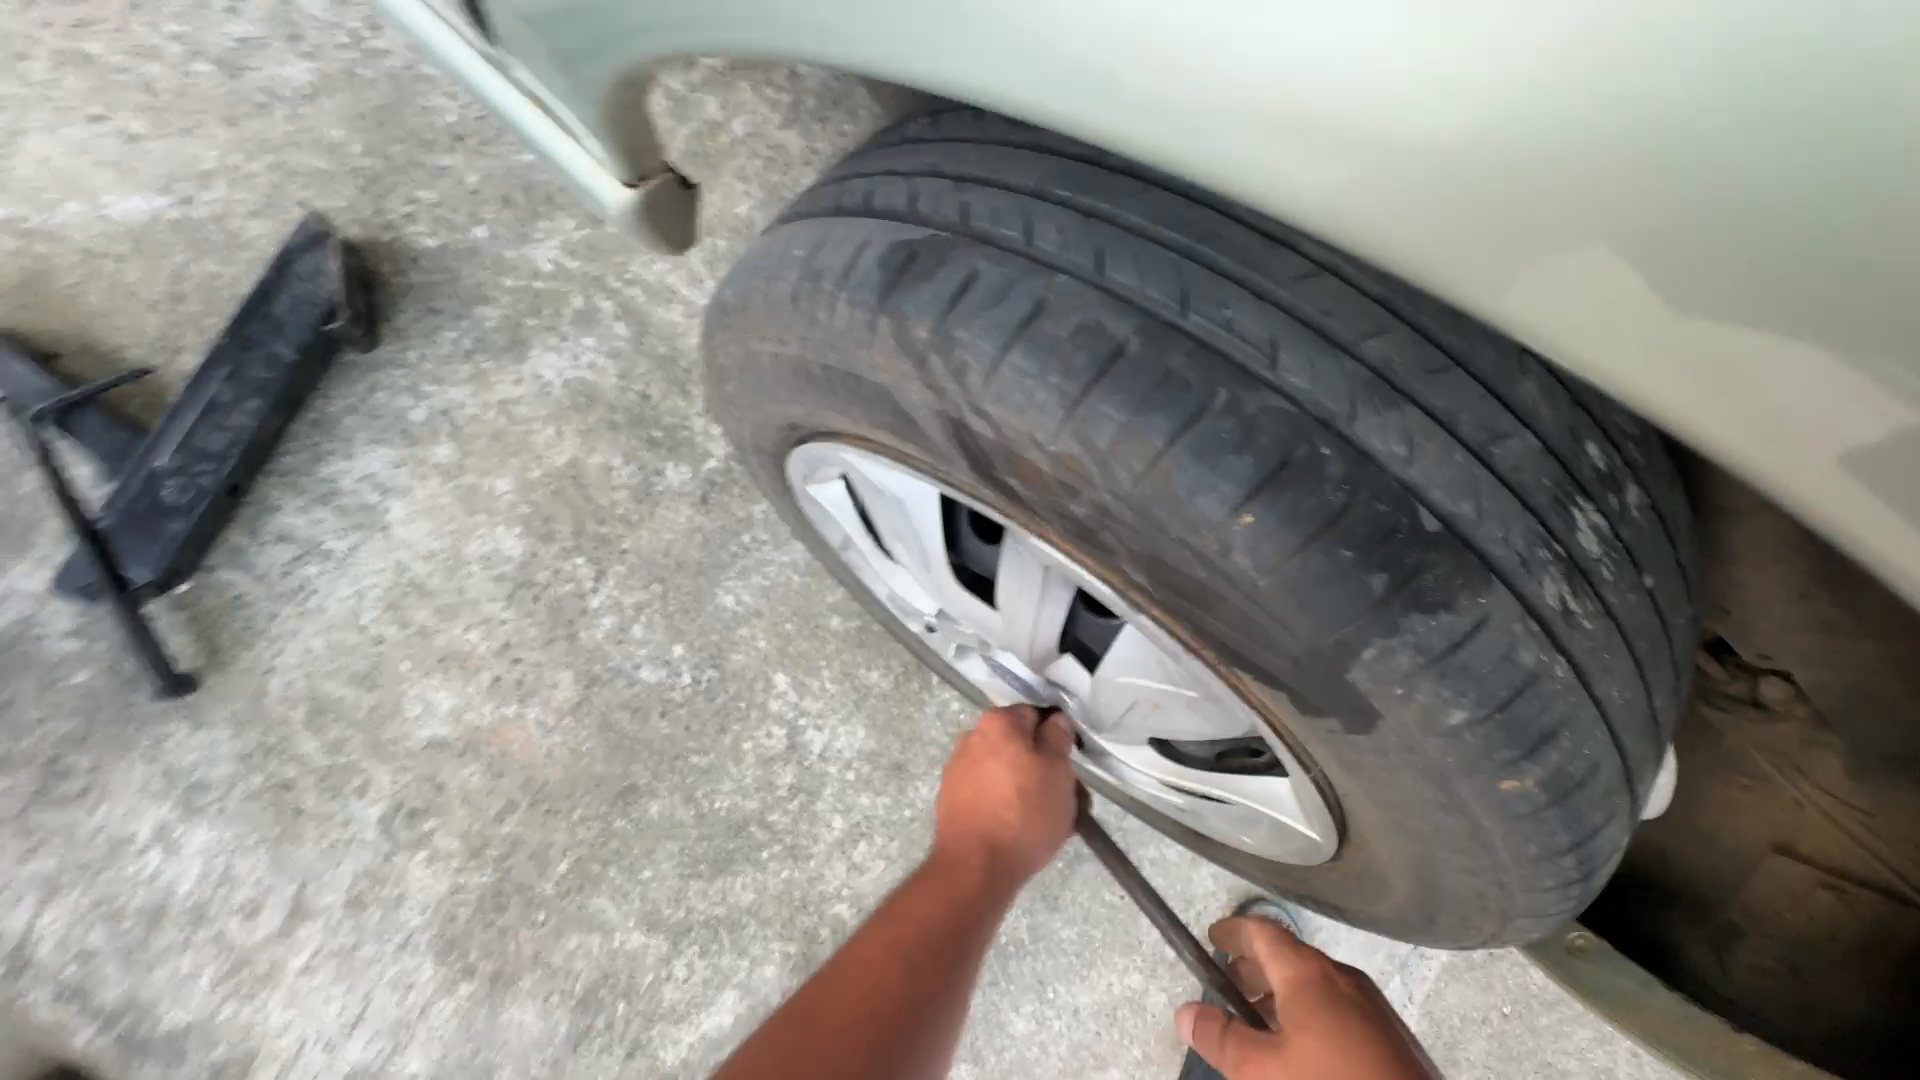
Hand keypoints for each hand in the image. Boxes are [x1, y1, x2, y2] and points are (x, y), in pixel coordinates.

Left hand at [930, 706, 1078, 889]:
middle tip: (1063, 799)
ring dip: (1025, 790)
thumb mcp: (1058, 771)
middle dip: (1040, 768)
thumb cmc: (1024, 812)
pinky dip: (1004, 806)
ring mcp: (957, 770)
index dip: (1055, 738)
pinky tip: (1019, 833)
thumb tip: (1055, 719)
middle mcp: (971, 737)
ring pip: (1004, 773)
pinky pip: (988, 795)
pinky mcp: (951, 800)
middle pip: (1017, 746)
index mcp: (997, 722)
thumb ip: (1058, 738)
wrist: (975, 866)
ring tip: (1045, 823)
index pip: (1035, 716)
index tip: (1068, 765)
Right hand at [1177, 915, 1436, 1079]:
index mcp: (1309, 974)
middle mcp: (1343, 979)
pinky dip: (1309, 1016)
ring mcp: (1374, 1010)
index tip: (1212, 938)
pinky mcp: (1392, 1042)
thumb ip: (1221, 1039)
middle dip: (1255, 968)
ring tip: (1260, 1027)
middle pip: (1289, 957)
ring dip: (1282, 997)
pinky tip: (1302, 1054)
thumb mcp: (1262, 1073)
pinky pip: (1338, 1011)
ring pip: (1316, 987)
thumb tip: (1186, 1011)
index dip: (1234, 932)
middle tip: (1227, 987)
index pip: (1263, 932)